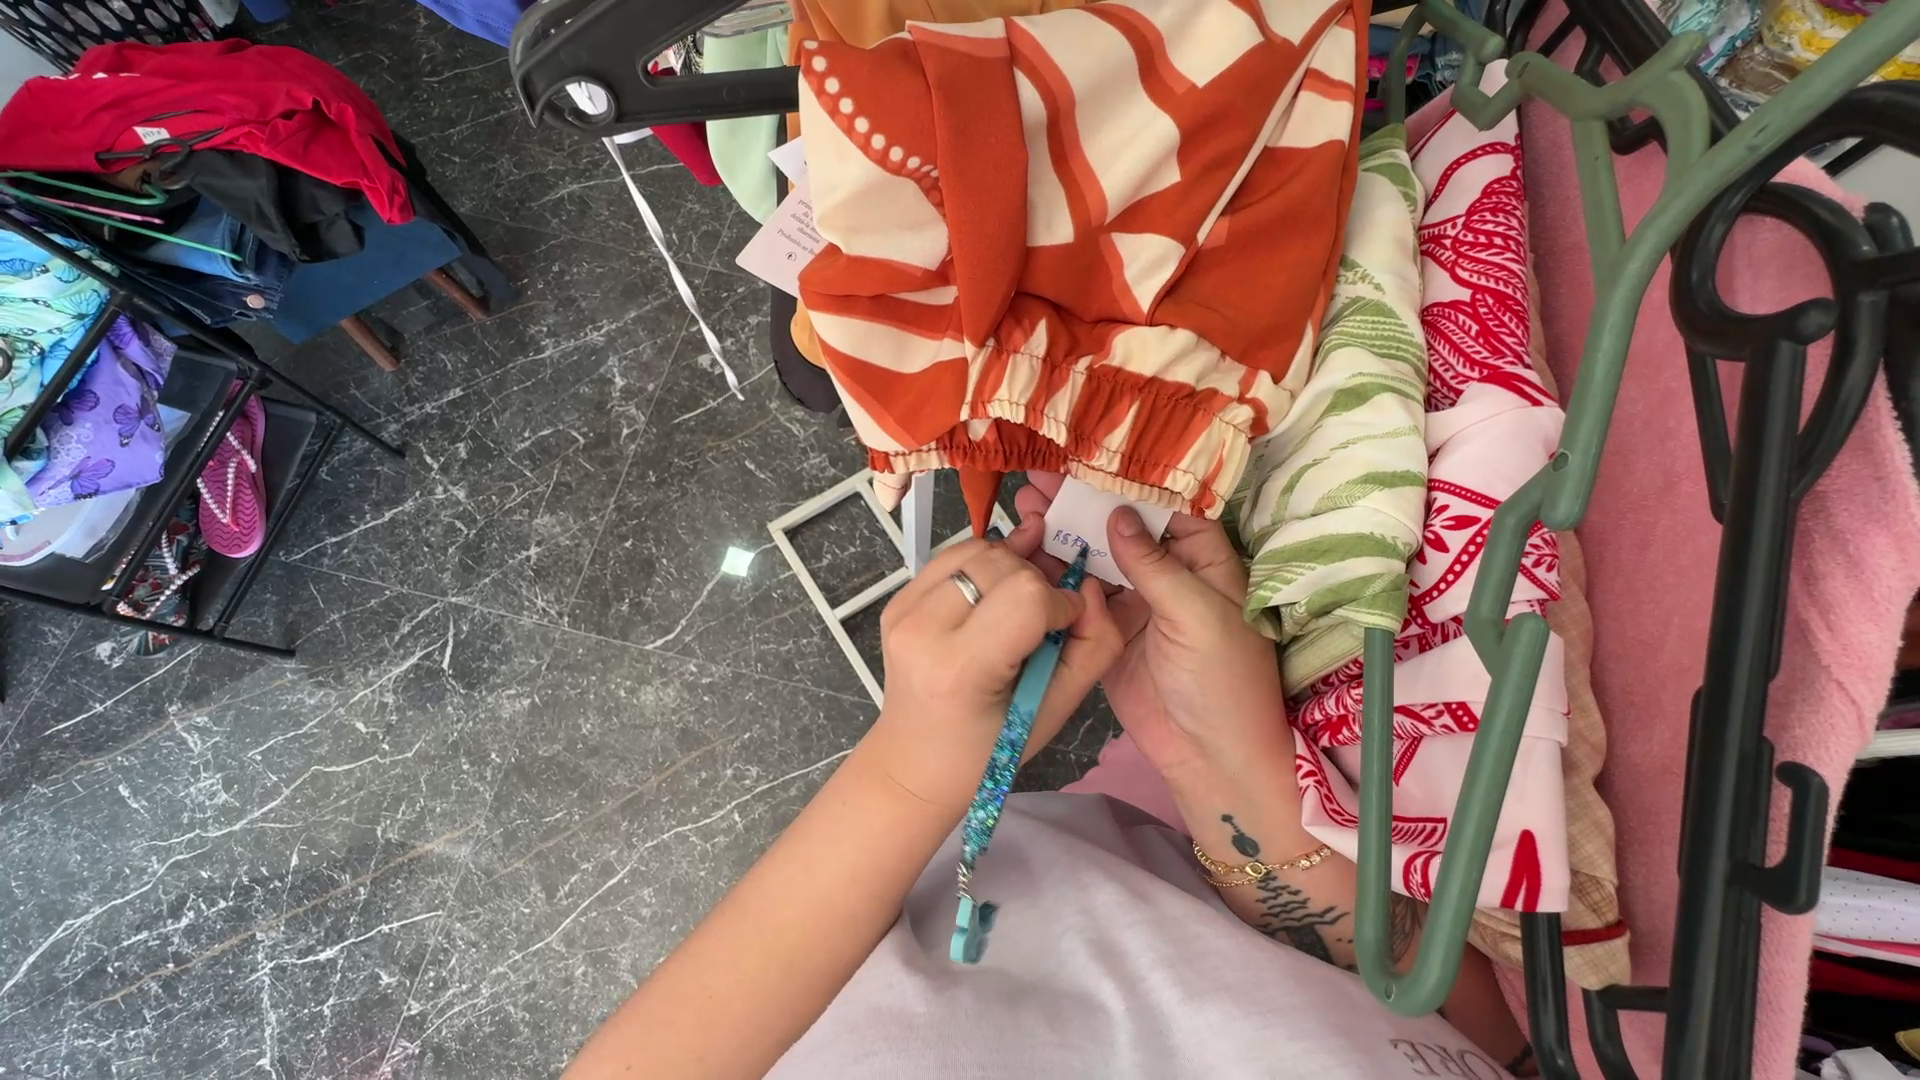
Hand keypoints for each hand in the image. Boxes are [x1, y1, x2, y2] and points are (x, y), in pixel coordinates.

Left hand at [867, 525, 1125, 812]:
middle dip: (1036, 582)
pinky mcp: (896, 598)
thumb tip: (1091, 587)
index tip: (1065, 625)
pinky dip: (983, 565)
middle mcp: (922, 629)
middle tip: (1044, 614)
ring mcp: (903, 610)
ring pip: (978, 549)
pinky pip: (954, 555)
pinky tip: (992, 596)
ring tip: (1019, 602)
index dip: (1059, 602)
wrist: (916, 761)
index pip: (1026, 597)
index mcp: (959, 668)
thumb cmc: (990, 748)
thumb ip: (1093, 647)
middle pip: (1002, 564)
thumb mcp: (1055, 710)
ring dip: (1010, 567)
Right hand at [1012, 474, 1291, 785]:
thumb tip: (1117, 514)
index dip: (1125, 485)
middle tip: (1041, 478)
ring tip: (1026, 505)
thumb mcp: (1197, 614)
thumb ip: (1154, 565)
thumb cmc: (1221, 679)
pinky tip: (1028, 552)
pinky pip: (1081, 595)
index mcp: (1204, 562)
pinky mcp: (1107, 631)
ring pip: (1096, 559)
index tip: (1085, 460)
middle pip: (1122, 529)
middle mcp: (1168, 575)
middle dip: (1084, 504)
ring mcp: (1135, 603)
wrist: (1207, 755)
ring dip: (1064, 533)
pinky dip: (1057, 574)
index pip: (1164, 509)